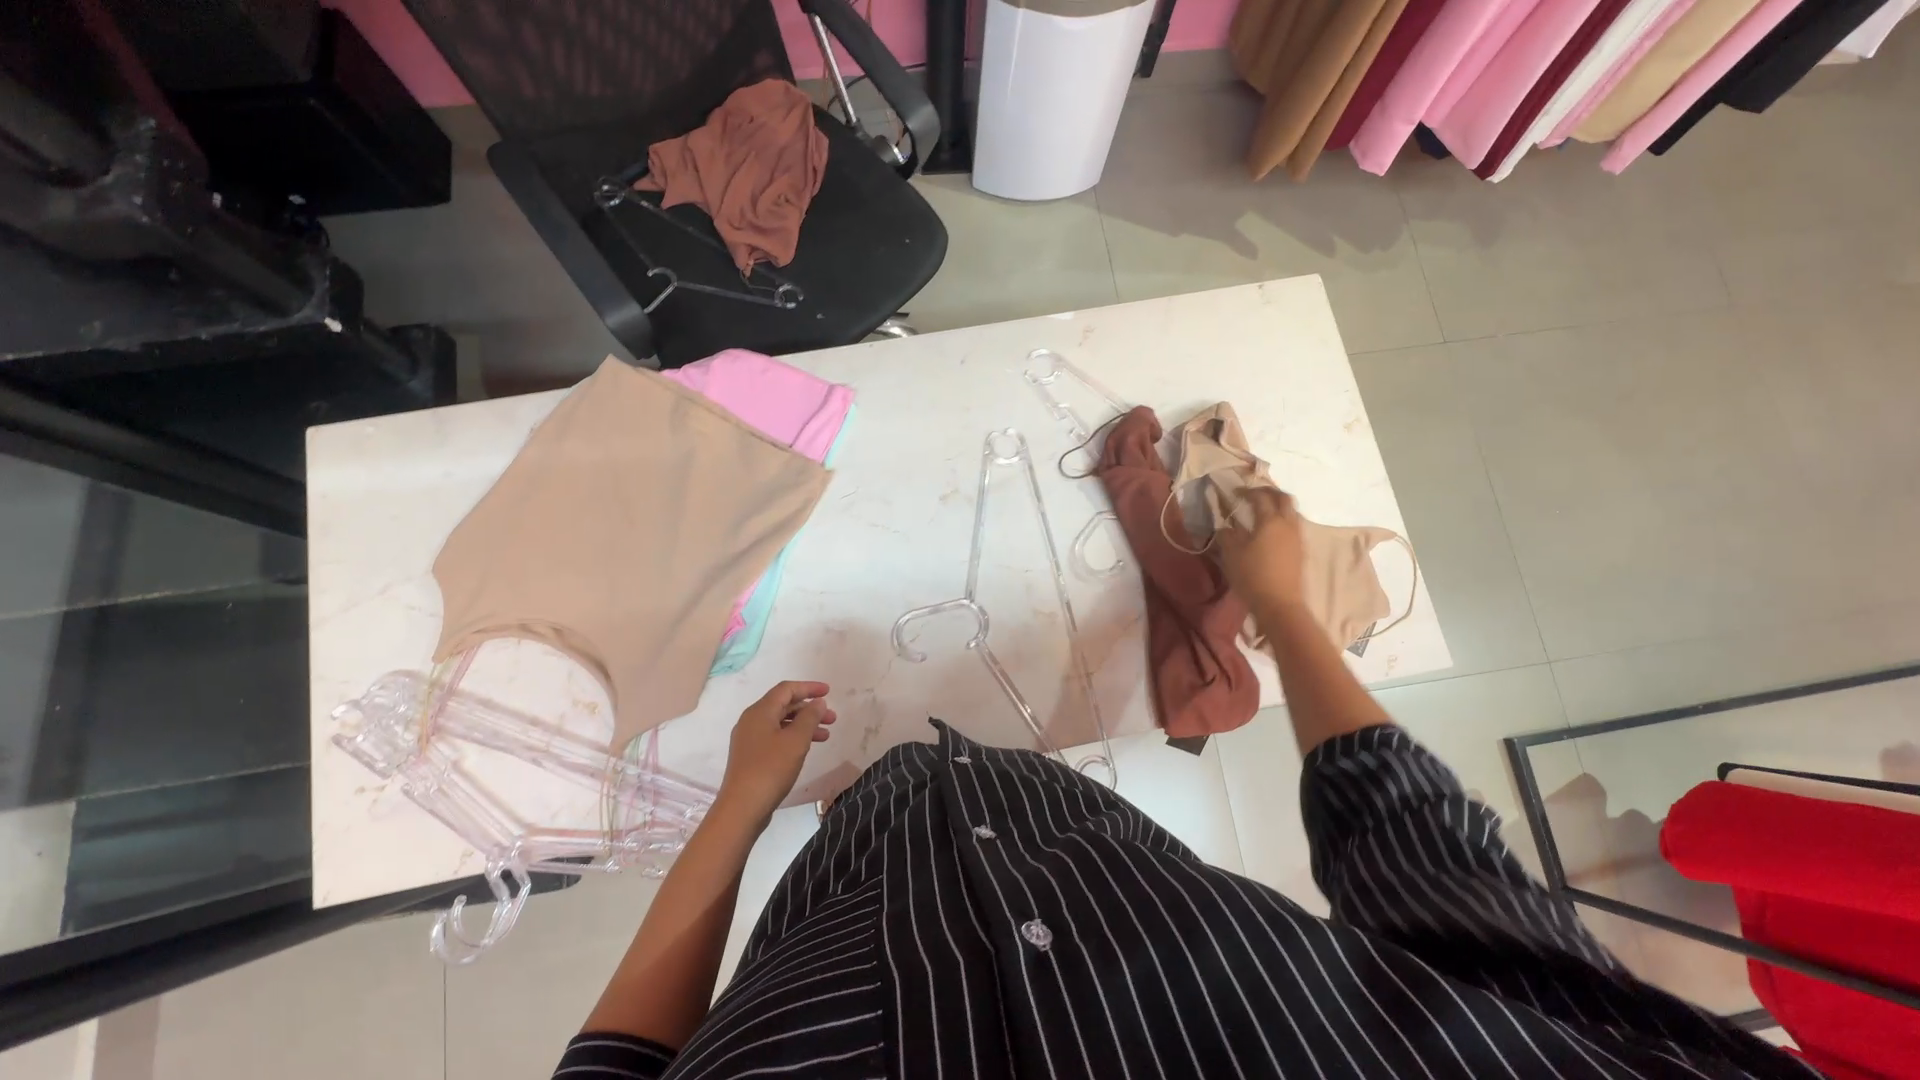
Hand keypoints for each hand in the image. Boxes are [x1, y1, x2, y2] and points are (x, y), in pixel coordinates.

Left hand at [717, 681, 835, 823]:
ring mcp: (749, 740)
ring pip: (780, 724)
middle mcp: (751, 721)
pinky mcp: (750, 757)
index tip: (829, 692)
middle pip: (783, 706)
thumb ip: (809, 717)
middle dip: (809, 709)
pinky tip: (806, 750)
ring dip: (803, 726)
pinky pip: (775, 738)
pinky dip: (793, 738)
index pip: (786, 689)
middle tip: (832, 719)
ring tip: (825, 736)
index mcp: (760, 711)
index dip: (809, 688)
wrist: (742, 807)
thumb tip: (817, 702)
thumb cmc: (771, 769)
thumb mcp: (796, 741)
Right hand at [1217, 487, 1305, 614]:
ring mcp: (1297, 537)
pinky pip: (1293, 526)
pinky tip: (1270, 531)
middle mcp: (1288, 524)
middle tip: (1254, 495)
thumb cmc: (1252, 576)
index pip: (1260, 497)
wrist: (1279, 603)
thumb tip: (1226, 527)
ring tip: (1263, 512)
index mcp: (1270, 520)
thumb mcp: (1231, 554)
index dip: (1247, 492)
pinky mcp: (1300, 550)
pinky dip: (1282, 520)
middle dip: (1269, 492)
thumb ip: (1227, 536)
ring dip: (1278, 506)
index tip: (1234, 493)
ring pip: (1292, 512)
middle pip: (1284, 498)